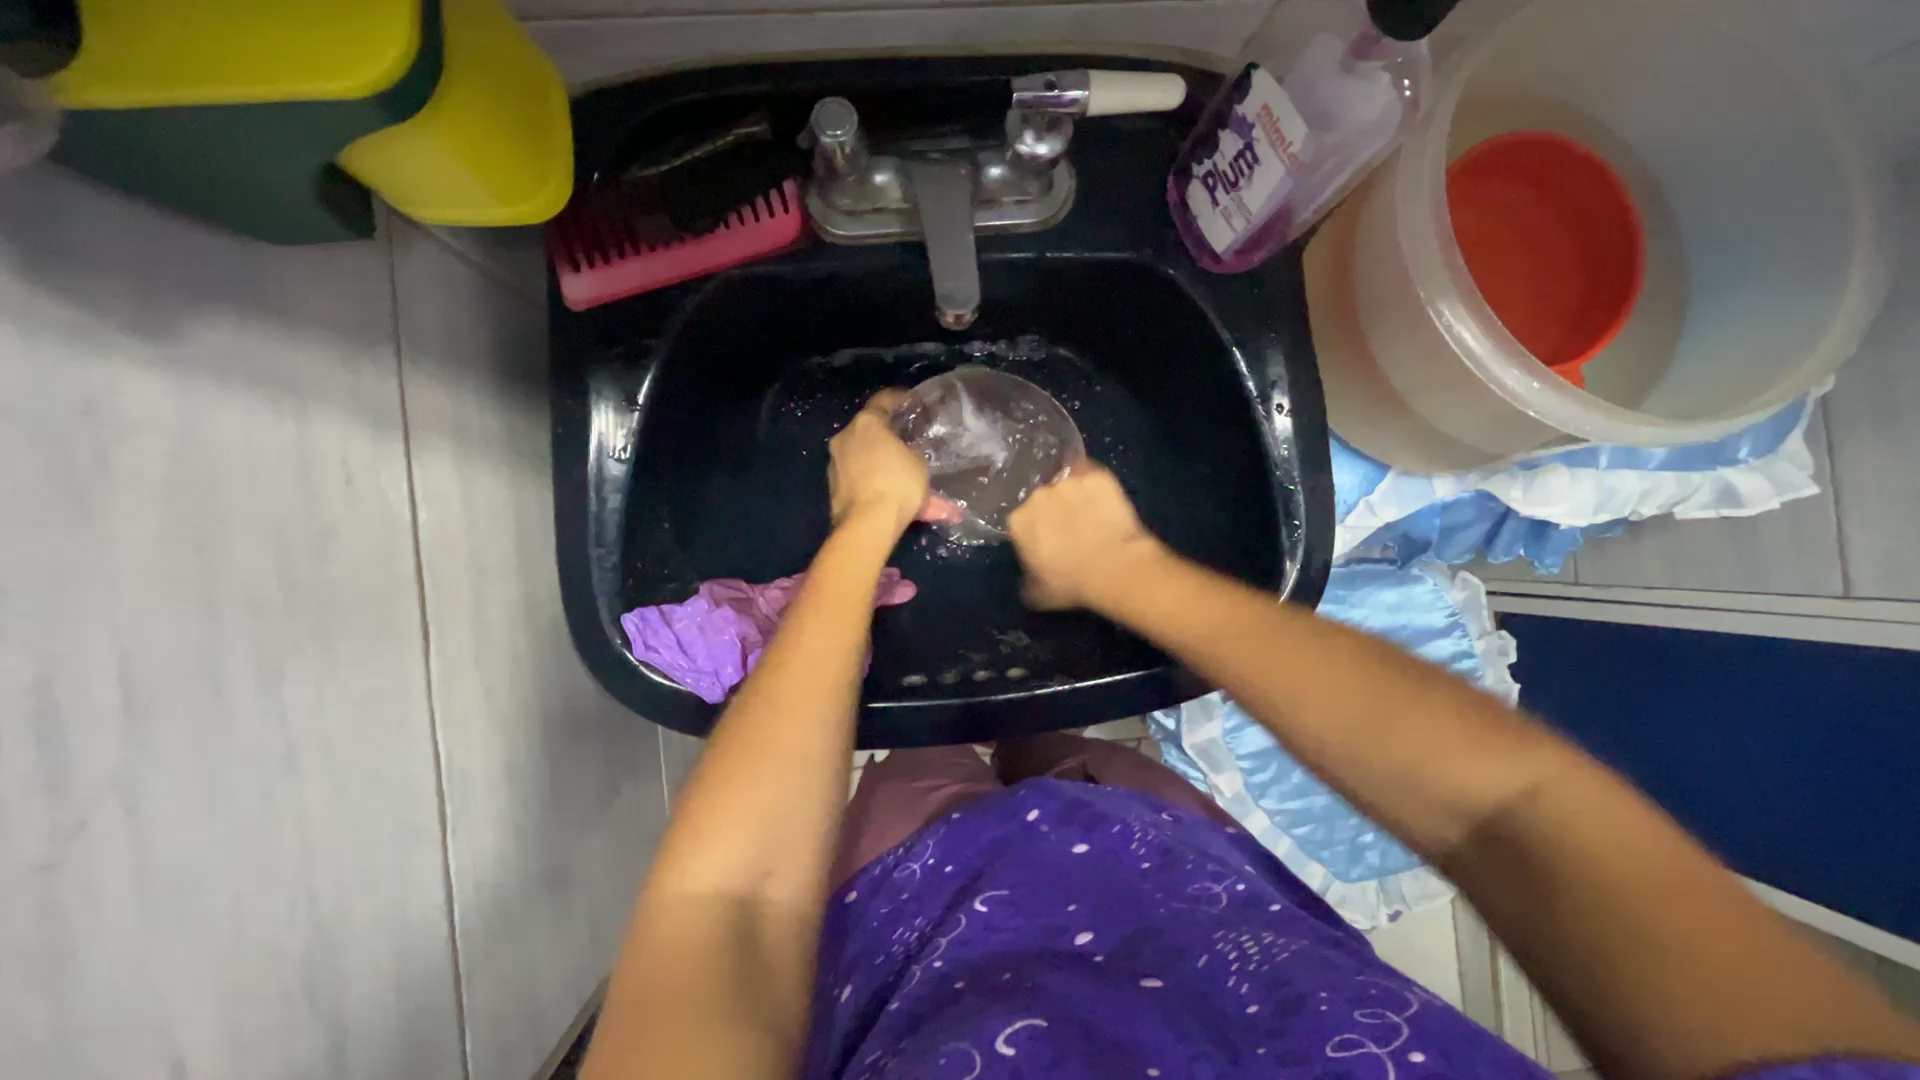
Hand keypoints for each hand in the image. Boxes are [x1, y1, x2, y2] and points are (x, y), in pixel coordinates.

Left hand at [829, 390, 931, 534]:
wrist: (867, 524)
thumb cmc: (897, 483)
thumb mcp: (919, 463)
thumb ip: (914, 453)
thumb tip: (913, 455)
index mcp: (866, 424)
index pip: (882, 401)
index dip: (899, 399)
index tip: (910, 402)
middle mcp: (844, 439)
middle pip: (870, 433)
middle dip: (890, 440)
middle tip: (909, 446)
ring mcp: (835, 465)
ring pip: (866, 461)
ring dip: (885, 469)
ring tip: (908, 484)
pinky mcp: (833, 490)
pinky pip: (861, 482)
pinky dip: (878, 487)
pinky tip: (896, 502)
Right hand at [1006, 463, 1165, 610]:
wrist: (1115, 567)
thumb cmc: (1072, 584)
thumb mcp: (1037, 594)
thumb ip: (1025, 579)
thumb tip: (1028, 575)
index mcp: (1018, 521)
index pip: (1022, 521)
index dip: (1035, 532)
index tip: (1048, 544)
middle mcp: (1037, 495)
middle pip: (1042, 499)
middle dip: (1053, 511)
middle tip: (1072, 529)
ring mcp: (1068, 481)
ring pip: (1067, 484)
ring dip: (1075, 496)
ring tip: (1092, 513)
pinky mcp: (1096, 475)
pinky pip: (1091, 473)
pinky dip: (1096, 484)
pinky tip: (1105, 498)